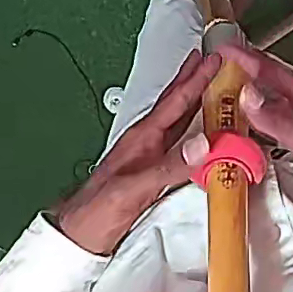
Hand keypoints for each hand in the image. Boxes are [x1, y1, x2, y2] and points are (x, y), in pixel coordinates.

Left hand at [55, 50, 218, 254]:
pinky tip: (196, 130)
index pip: (175, 103)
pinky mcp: (149, 170)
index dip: (196, 80)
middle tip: (210, 58)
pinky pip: (176, 140)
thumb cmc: (97, 211)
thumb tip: (202, 145)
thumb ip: (168, 167)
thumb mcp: (135, 189)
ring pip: (176, 119)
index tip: (214, 59)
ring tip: (205, 84)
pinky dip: (190, 127)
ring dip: (192, 100)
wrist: (78, 233)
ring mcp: (147, 155)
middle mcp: (145, 141)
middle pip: (174, 103)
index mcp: (141, 139)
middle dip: (192, 79)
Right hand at [221, 44, 292, 256]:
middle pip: (281, 86)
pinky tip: (262, 135)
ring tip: (234, 97)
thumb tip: (252, 98)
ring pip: (284, 108)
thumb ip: (290, 124)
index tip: (226, 51)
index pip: (281, 75)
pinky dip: (268, 127)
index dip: (252, 60)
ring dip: (258, 100)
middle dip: (252, 73)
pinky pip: (287, 132)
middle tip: (224, 69)